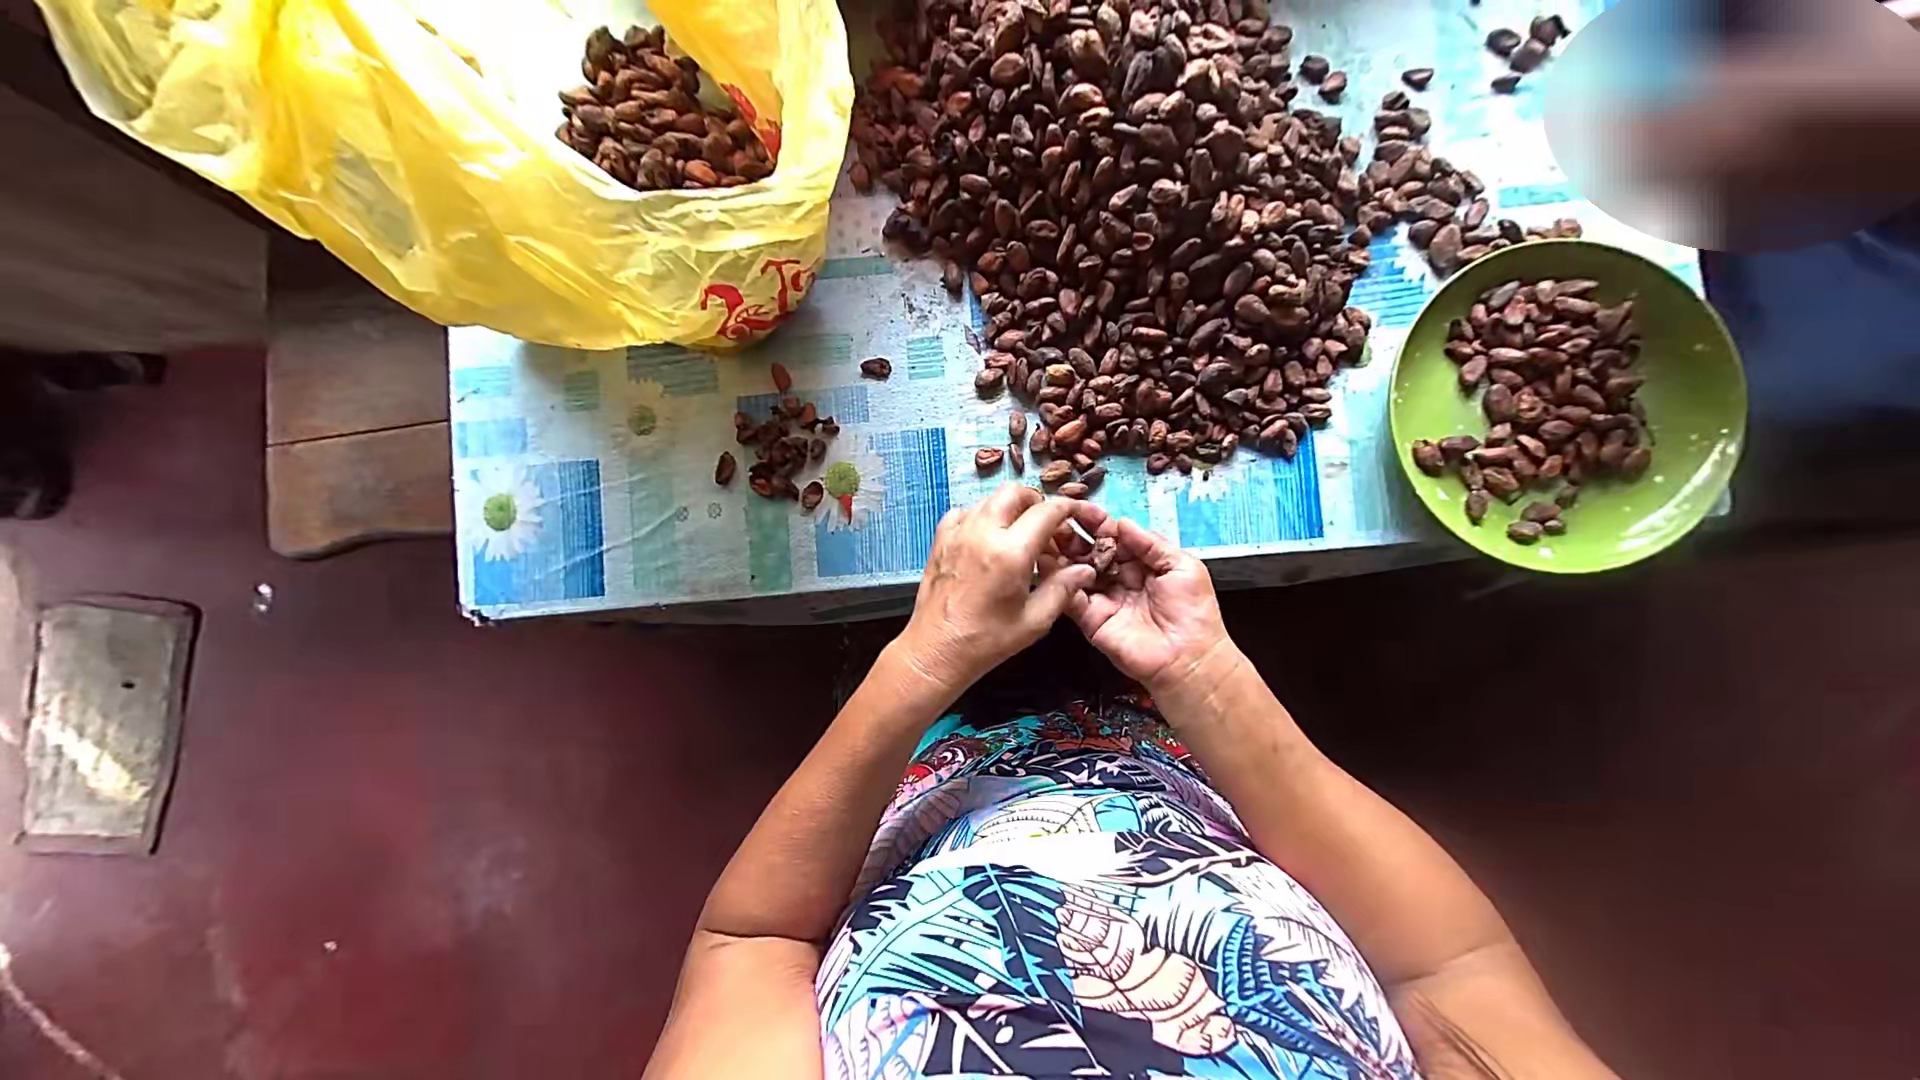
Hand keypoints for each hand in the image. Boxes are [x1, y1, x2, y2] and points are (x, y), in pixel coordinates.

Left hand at [894, 485, 1099, 693]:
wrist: (936, 650)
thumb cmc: (987, 641)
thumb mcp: (1035, 621)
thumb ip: (1063, 589)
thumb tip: (1085, 570)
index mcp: (1010, 552)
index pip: (1047, 511)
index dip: (1069, 510)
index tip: (1077, 518)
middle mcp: (982, 532)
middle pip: (1015, 492)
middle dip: (1037, 503)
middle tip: (1048, 527)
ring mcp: (958, 533)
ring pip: (989, 499)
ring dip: (1010, 509)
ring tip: (1020, 537)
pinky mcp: (940, 539)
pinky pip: (964, 512)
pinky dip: (982, 517)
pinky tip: (988, 540)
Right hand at [1060, 507, 1232, 695]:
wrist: (1189, 658)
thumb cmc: (1193, 613)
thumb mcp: (1181, 565)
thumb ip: (1150, 543)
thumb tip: (1122, 522)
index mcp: (1139, 563)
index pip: (1111, 537)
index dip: (1096, 522)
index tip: (1079, 508)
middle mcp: (1116, 578)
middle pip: (1087, 551)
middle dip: (1071, 535)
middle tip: (1054, 518)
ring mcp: (1101, 598)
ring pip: (1073, 570)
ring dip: (1059, 553)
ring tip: (1043, 534)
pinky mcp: (1089, 618)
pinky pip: (1068, 596)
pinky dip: (1056, 580)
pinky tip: (1046, 562)